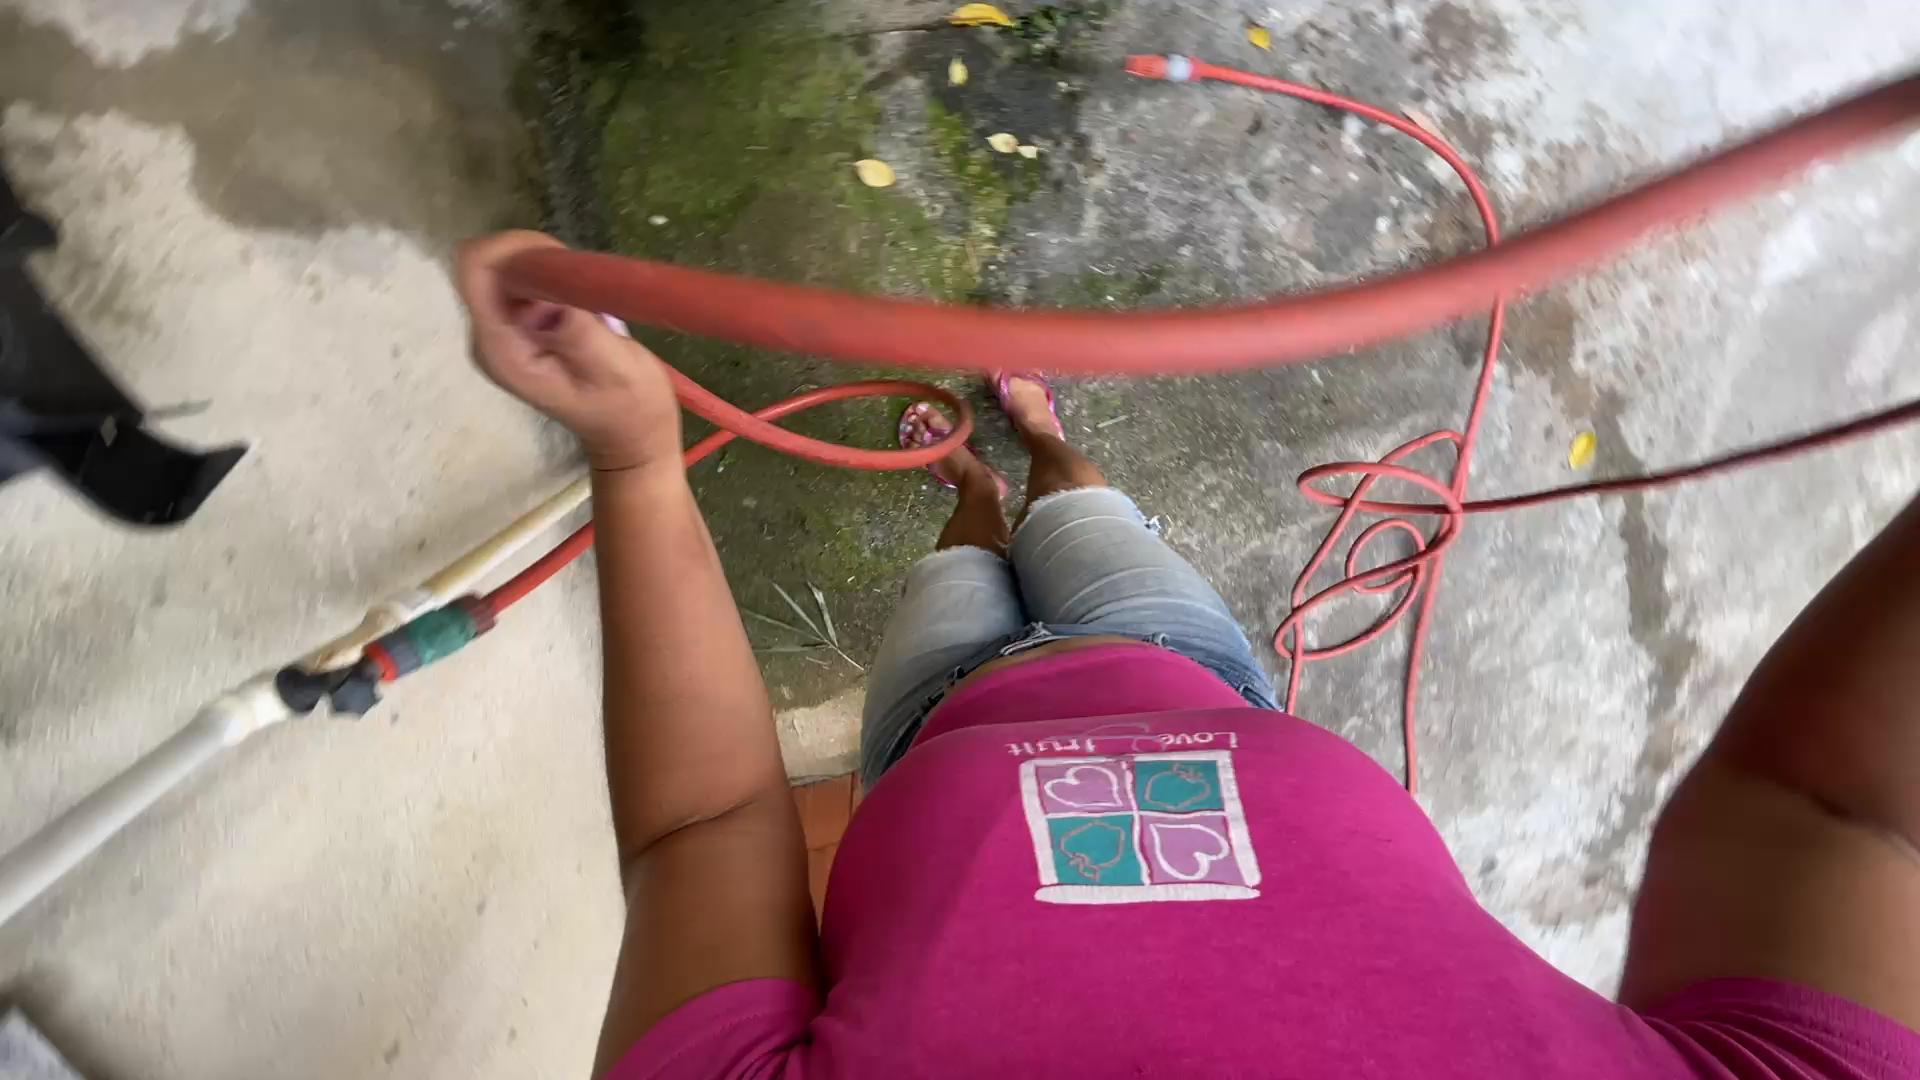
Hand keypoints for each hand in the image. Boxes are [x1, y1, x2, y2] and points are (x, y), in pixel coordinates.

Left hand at [455, 230, 682, 471]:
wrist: (632, 439)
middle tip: (584, 284)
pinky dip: (548, 282)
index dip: (517, 250)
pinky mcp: (514, 333)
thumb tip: (549, 297)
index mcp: (503, 350)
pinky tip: (579, 305)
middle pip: (485, 264)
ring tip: (586, 298)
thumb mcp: (618, 371)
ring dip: (545, 270)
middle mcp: (488, 340)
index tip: (567, 266)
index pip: (476, 267)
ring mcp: (499, 336)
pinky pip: (517, 286)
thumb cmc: (632, 409)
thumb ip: (578, 334)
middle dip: (534, 259)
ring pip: (501, 270)